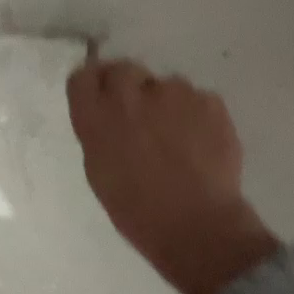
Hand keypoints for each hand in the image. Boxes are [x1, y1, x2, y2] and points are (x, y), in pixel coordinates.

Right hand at [68, 52, 280, 293]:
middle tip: (137, 116)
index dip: (92, 86)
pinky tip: (197, 142)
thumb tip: (108, 116)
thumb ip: (99, 132)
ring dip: (164, 102)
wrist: (195, 224)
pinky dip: (194, 114)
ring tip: (174, 136)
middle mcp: (130, 95)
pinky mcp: (210, 102)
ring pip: (164, 85)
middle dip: (127, 86)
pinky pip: (196, 99)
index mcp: (94, 117)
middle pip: (123, 69)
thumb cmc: (134, 208)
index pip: (83, 77)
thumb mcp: (98, 168)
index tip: (99, 99)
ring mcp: (174, 94)